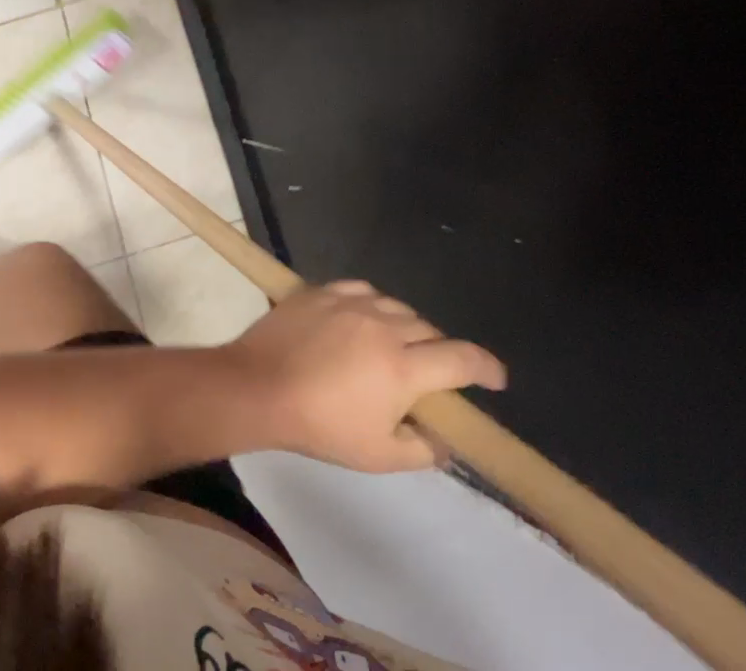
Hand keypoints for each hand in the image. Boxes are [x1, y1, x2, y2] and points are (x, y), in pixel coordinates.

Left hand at [227, 280, 506, 472]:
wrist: (252, 389)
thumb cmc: (315, 425)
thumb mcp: (379, 455)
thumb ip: (423, 450)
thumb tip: (443, 440)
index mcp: (404, 367)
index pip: (464, 359)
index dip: (487, 369)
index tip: (493, 380)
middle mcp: (382, 327)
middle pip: (429, 330)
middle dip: (438, 350)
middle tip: (428, 370)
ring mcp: (345, 305)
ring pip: (394, 306)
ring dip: (404, 325)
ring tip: (393, 343)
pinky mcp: (314, 294)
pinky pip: (357, 289)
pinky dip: (369, 302)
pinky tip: (362, 317)